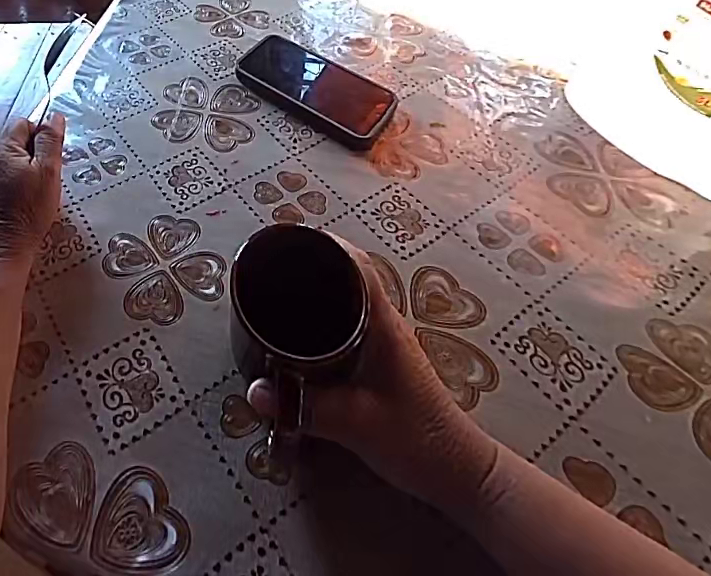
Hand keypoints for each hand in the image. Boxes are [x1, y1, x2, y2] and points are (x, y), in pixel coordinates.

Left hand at [0, 113, 65, 265]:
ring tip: (35, 191)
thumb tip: (53, 117)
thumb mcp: (49, 172)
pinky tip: (21, 203)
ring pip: (6, 163)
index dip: (43, 136)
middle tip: (47, 176)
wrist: (3, 251)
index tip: (52, 156)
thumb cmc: (28, 212)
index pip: (24, 125)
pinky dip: (10, 186)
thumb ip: (50, 141)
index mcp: (2, 151)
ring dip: (22, 170)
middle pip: (14, 144)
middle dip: (33, 154)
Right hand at [248, 241, 498, 511]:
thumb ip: (306, 408)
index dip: (330, 246)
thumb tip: (255, 390)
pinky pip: (355, 322)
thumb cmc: (415, 439)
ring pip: (354, 300)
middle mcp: (387, 324)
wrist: (455, 469)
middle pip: (354, 276)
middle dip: (319, 264)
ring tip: (288, 292)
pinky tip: (310, 333)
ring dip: (327, 289)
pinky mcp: (385, 359)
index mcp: (384, 325)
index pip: (360, 266)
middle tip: (281, 266)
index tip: (297, 240)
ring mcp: (389, 341)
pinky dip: (332, 315)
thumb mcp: (356, 424)